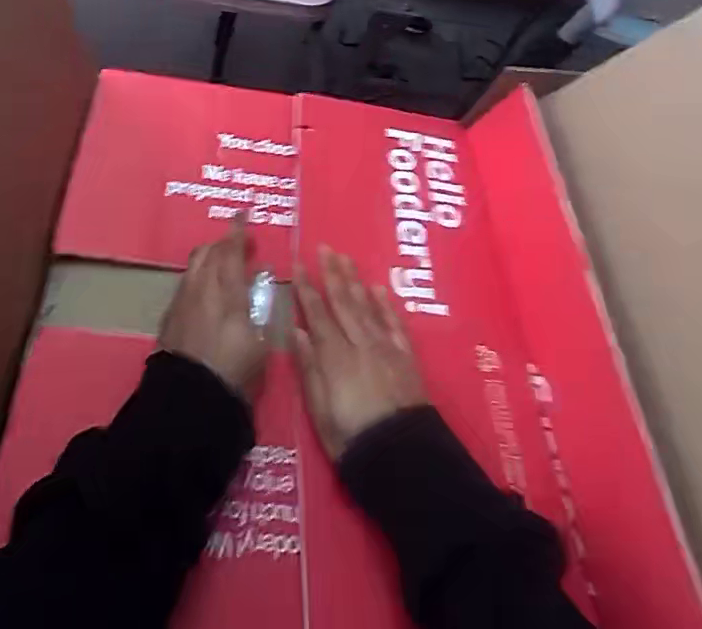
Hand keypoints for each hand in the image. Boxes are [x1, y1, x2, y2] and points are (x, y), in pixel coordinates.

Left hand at [158, 223, 268, 398]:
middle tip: (238, 243)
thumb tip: (259, 278)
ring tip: (222, 265)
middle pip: (206, 253)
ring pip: (192, 267)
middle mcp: (200, 291)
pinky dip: (198, 278)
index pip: (230, 252)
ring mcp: (180, 305)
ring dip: (208, 258)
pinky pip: (185, 285)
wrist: (188, 401)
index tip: (243, 214)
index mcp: (226, 294)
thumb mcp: (260, 341)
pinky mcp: (168, 320)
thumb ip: (260, 305)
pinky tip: (206, 292)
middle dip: (222, 242)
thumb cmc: (234, 372)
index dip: (237, 232)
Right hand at [293, 247, 427, 459]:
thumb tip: (297, 332)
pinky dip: (385, 304)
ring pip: (367, 306)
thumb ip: (309, 368)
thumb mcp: (319, 410)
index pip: (317, 315)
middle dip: (333, 274)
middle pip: (344, 302)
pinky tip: (378, 289)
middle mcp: (360, 344)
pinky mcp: (404, 355)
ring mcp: (385, 347)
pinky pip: (392, 323)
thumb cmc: (350, 438)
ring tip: (347, 259)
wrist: (399, 452)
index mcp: (335, 357)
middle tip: (326, 248)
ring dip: (356, 281)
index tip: (299, 265)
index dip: (307, 289)